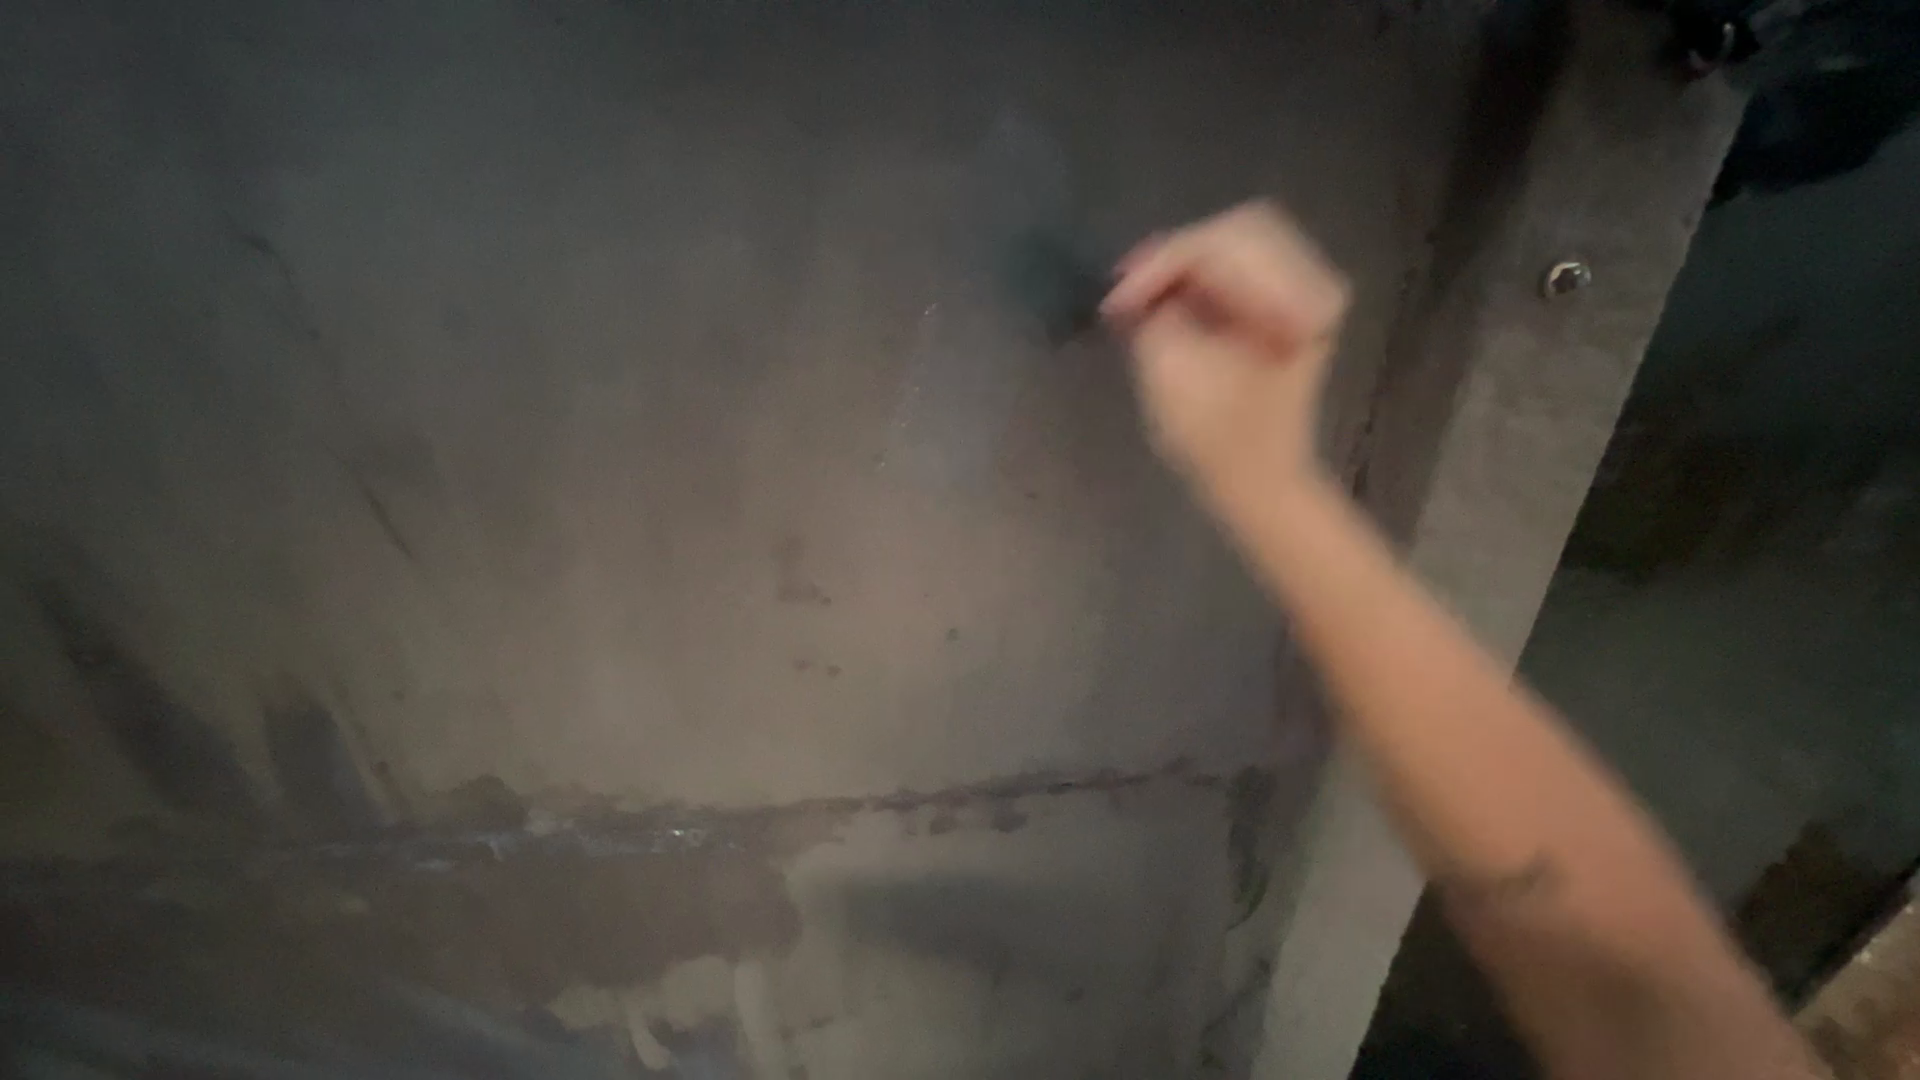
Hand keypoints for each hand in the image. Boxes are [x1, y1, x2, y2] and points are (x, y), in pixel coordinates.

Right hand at [1101, 201, 1349, 511]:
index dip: (1161, 266)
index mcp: (1300, 297)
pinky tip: (1165, 301)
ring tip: (1139, 295)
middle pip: (1235, 232)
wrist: (1258, 481)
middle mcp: (1314, 283)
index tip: (1116, 300)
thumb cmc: (1217, 438)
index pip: (1222, 248)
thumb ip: (1156, 311)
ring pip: (1237, 247)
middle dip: (1174, 256)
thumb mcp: (1173, 370)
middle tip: (1127, 286)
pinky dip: (1200, 283)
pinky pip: (1241, 272)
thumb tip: (1146, 284)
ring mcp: (1305, 294)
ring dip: (1184, 267)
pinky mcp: (1288, 308)